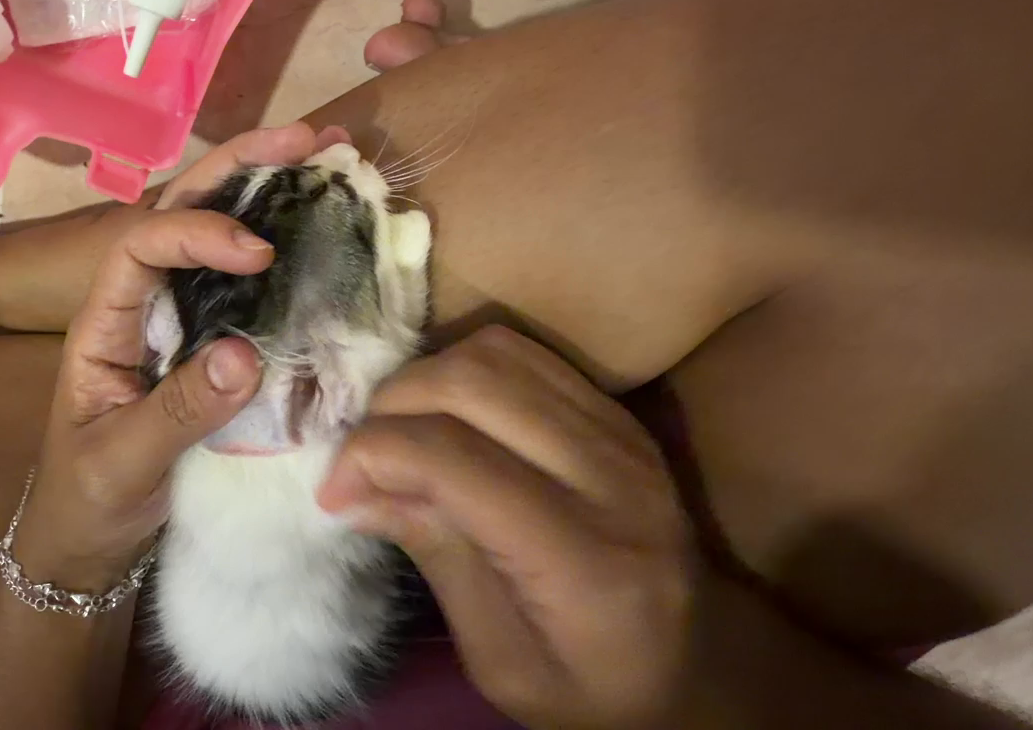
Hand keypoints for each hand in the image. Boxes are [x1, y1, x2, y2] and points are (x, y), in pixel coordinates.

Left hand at [13, 124, 347, 589]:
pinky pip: (242, 280)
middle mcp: (142, 301)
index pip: (142, 246)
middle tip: (305, 140)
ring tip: (321, 154)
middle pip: (178, 211)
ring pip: (212, 232)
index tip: (257, 253)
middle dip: (238, 168)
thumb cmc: (89, 498)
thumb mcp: (123, 461)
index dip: (197, 232)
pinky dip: (278, 241)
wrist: (89, 541)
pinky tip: (316, 220)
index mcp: (106, 320)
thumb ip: (178, 412)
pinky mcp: (208, 338)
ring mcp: (178, 316)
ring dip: (263, 188)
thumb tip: (246, 354)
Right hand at [317, 326, 693, 729]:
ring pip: (491, 353)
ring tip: (398, 428)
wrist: (699, 660)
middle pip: (469, 386)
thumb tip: (348, 488)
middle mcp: (611, 476)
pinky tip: (442, 409)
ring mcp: (619, 430)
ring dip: (422, 377)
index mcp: (585, 561)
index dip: (372, 456)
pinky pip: (518, 350)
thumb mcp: (502, 662)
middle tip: (361, 453)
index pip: (454, 461)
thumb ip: (434, 557)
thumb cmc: (591, 683)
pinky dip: (460, 364)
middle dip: (389, 406)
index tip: (333, 490)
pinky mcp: (613, 408)